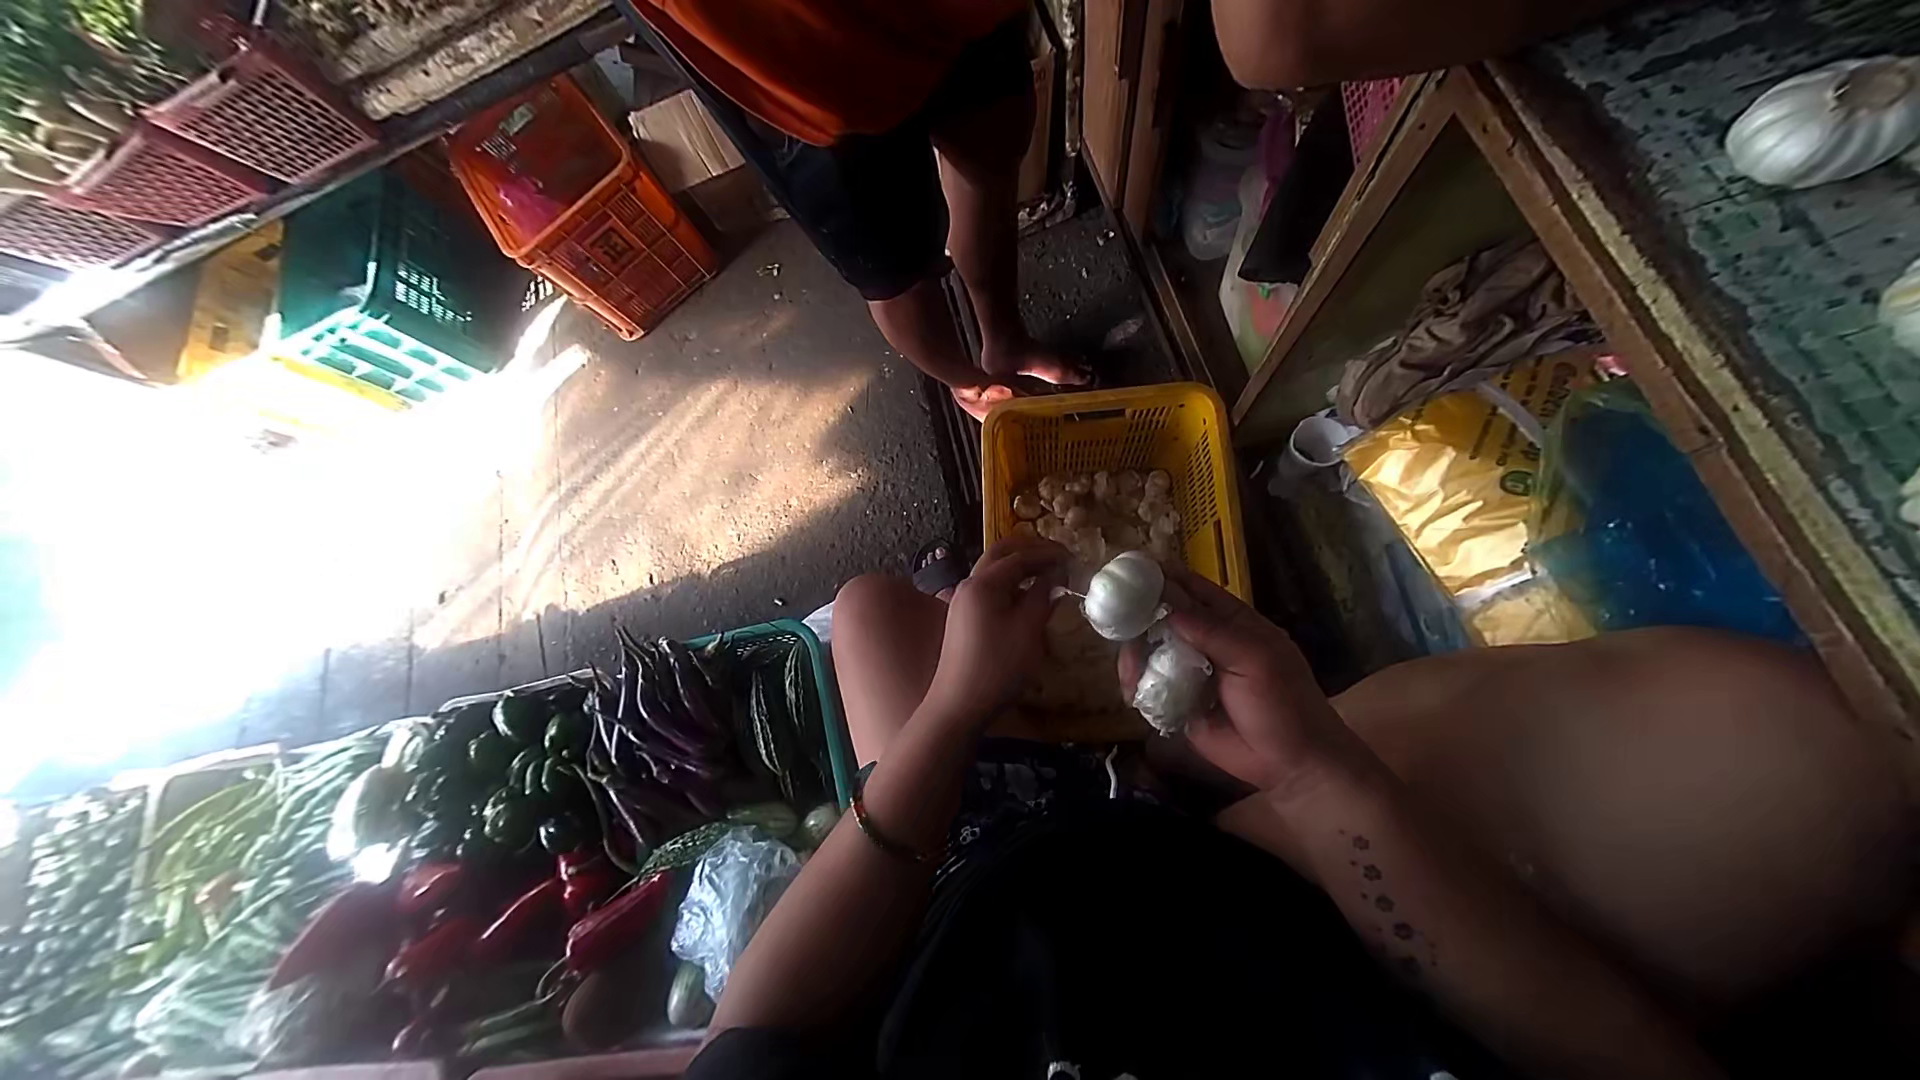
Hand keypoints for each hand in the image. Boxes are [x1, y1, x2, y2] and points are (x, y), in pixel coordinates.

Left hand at [922, 536, 1068, 725]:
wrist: (959, 704)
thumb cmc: (998, 667)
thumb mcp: (1028, 630)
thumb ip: (1043, 596)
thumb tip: (1056, 575)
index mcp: (983, 584)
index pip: (1019, 556)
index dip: (1048, 554)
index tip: (1073, 558)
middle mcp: (968, 585)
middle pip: (1001, 554)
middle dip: (1030, 551)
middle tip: (1058, 557)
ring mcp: (962, 601)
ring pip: (994, 572)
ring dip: (1020, 568)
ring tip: (1049, 575)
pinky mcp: (963, 618)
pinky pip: (989, 590)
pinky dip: (1011, 585)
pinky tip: (1028, 599)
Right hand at [1121, 566, 1369, 798]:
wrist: (1290, 766)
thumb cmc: (1284, 704)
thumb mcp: (1256, 660)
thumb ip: (1212, 630)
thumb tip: (1165, 603)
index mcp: (1227, 620)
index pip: (1187, 586)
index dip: (1157, 576)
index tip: (1124, 573)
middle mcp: (1202, 638)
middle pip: (1157, 615)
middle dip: (1135, 619)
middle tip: (1115, 626)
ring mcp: (1186, 668)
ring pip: (1146, 648)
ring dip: (1133, 656)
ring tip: (1132, 676)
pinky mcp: (1173, 698)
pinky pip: (1145, 682)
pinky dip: (1134, 684)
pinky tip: (1132, 694)